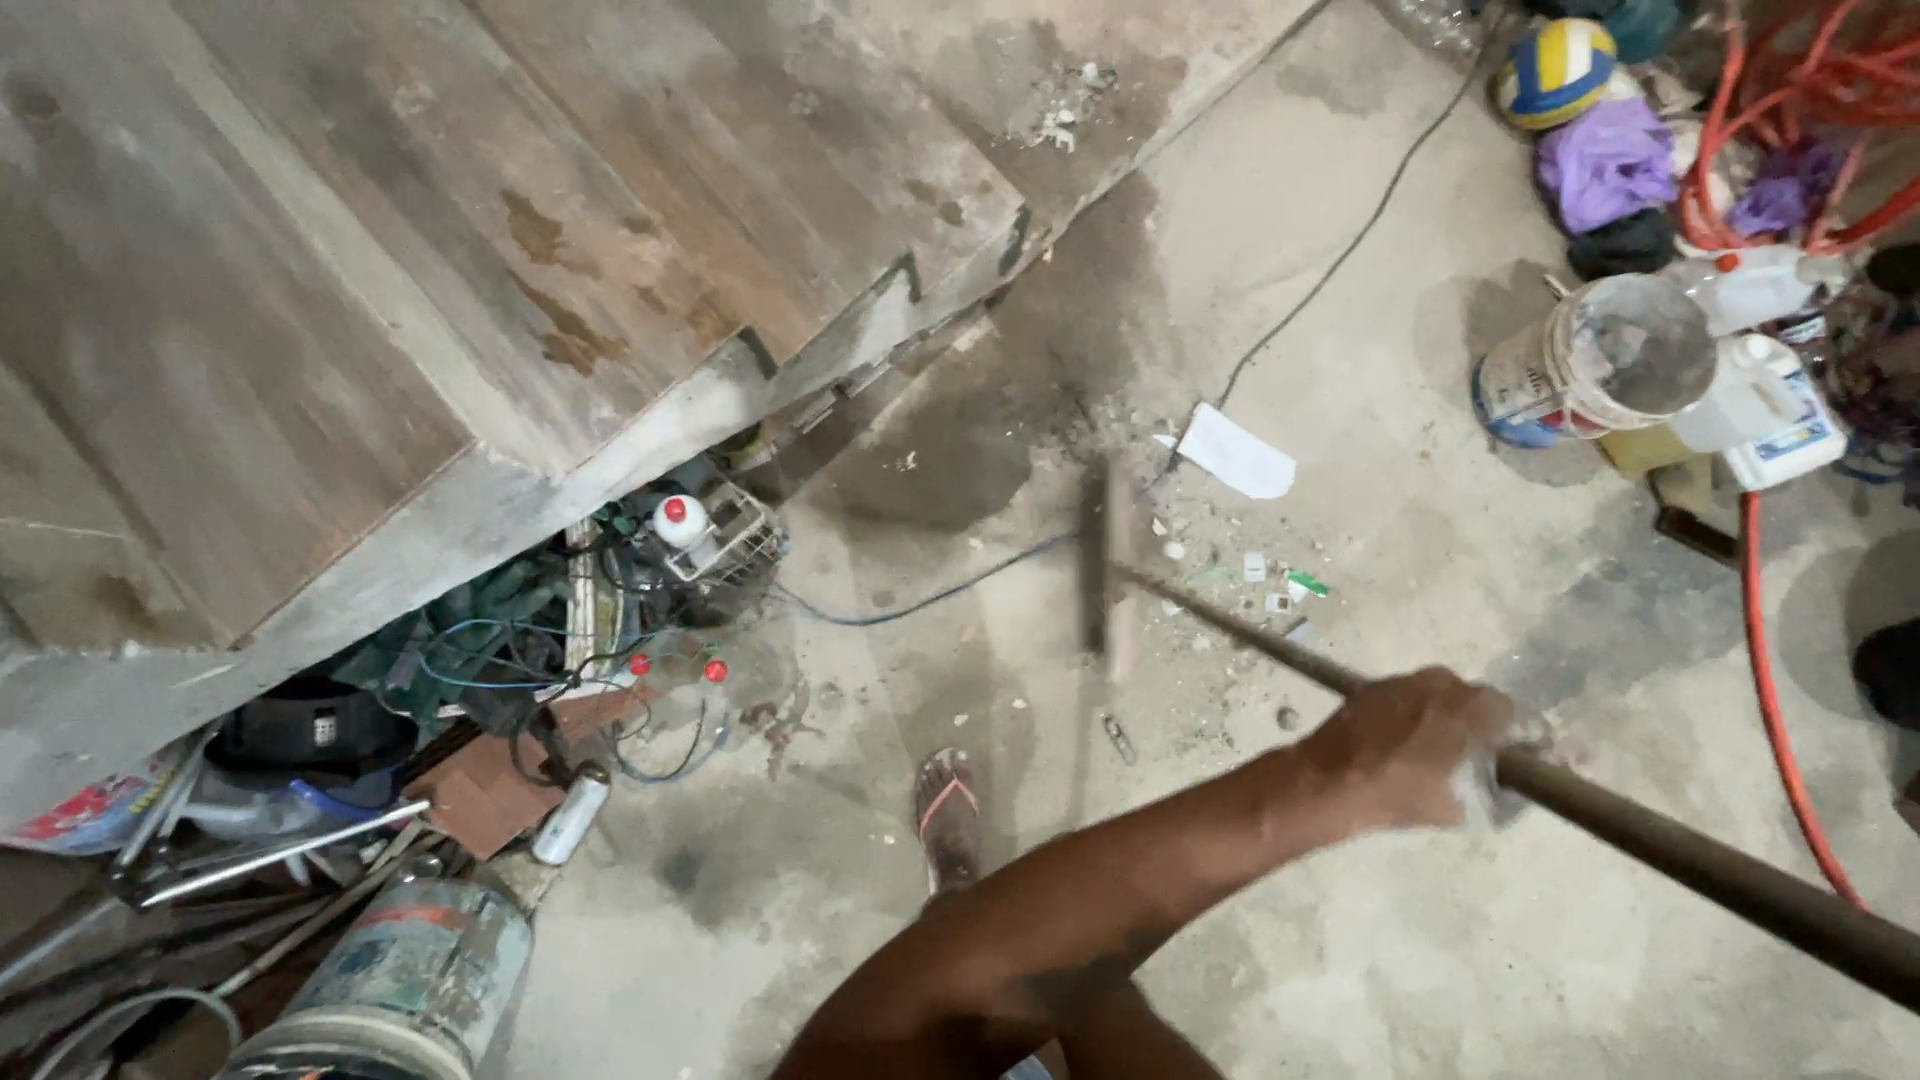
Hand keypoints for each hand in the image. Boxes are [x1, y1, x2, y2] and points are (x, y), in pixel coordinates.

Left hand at [1295, 667, 1514, 831]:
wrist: (1332, 779)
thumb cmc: (1407, 793)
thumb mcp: (1475, 809)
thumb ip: (1508, 792)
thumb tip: (1520, 781)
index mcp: (1477, 705)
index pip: (1513, 716)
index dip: (1511, 740)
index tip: (1505, 761)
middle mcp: (1443, 680)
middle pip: (1472, 703)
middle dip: (1474, 726)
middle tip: (1464, 758)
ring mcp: (1403, 678)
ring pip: (1436, 698)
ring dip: (1438, 718)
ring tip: (1426, 752)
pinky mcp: (1371, 685)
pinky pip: (1404, 698)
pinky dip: (1407, 715)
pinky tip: (1396, 741)